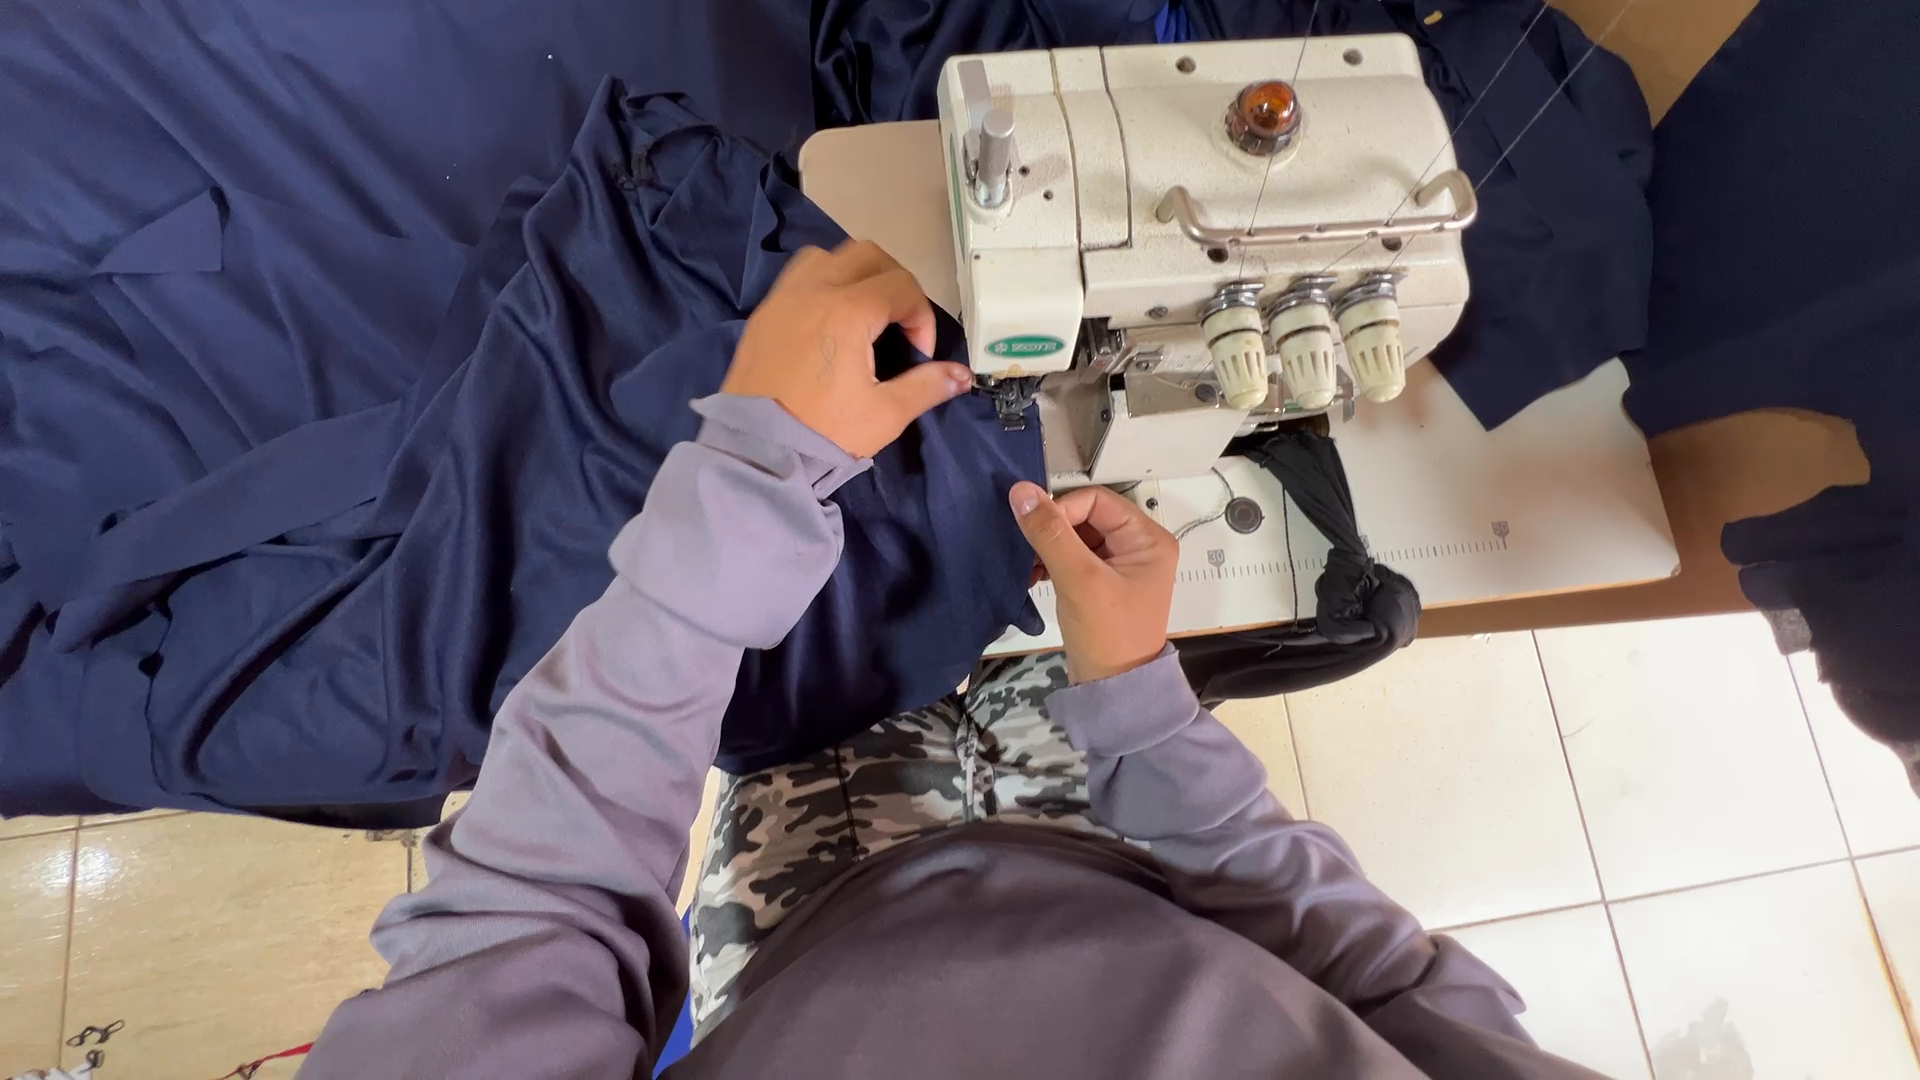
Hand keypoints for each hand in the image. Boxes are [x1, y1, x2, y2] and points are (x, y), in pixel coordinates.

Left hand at [722, 239, 973, 457]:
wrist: (757, 452)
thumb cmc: (823, 432)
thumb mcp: (885, 414)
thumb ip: (927, 387)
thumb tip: (962, 376)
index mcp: (848, 312)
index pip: (902, 286)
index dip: (922, 316)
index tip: (919, 353)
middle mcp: (814, 291)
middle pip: (868, 256)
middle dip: (895, 282)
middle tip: (901, 322)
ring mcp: (784, 299)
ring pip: (829, 257)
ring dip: (856, 274)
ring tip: (865, 313)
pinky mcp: (764, 315)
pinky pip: (798, 276)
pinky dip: (823, 283)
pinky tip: (829, 320)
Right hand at [1009, 481, 1178, 683]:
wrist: (1112, 691)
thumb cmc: (1106, 634)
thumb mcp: (1078, 579)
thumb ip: (1050, 533)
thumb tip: (1020, 490)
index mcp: (1148, 538)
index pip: (1095, 501)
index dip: (1061, 510)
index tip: (1035, 534)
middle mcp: (1139, 545)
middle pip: (1086, 516)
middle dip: (1053, 530)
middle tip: (1026, 550)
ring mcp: (1121, 565)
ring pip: (1076, 536)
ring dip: (1048, 547)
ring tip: (1028, 567)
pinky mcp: (1103, 582)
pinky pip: (1074, 557)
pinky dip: (1051, 562)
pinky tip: (1033, 576)